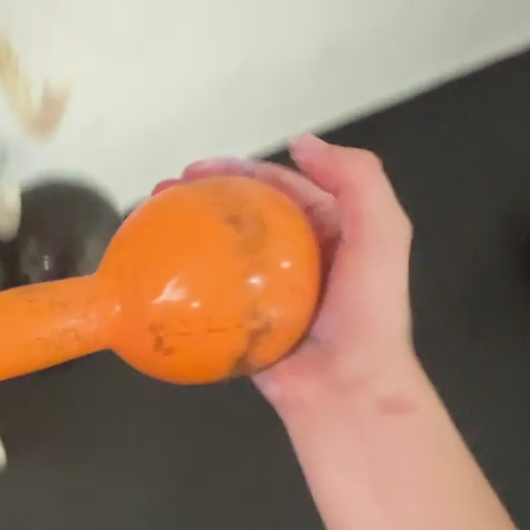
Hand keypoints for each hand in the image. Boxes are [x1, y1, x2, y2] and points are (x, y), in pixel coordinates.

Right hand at [158, 135, 417, 414]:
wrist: (345, 386)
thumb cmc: (367, 312)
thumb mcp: (381, 233)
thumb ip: (357, 179)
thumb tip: (301, 143)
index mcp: (326, 230)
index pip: (277, 186)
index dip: (237, 170)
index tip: (193, 170)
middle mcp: (292, 257)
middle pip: (239, 216)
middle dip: (199, 200)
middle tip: (161, 194)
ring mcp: (262, 293)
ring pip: (217, 255)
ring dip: (183, 239)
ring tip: (147, 230)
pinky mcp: (240, 325)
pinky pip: (206, 300)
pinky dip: (181, 287)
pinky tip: (154, 280)